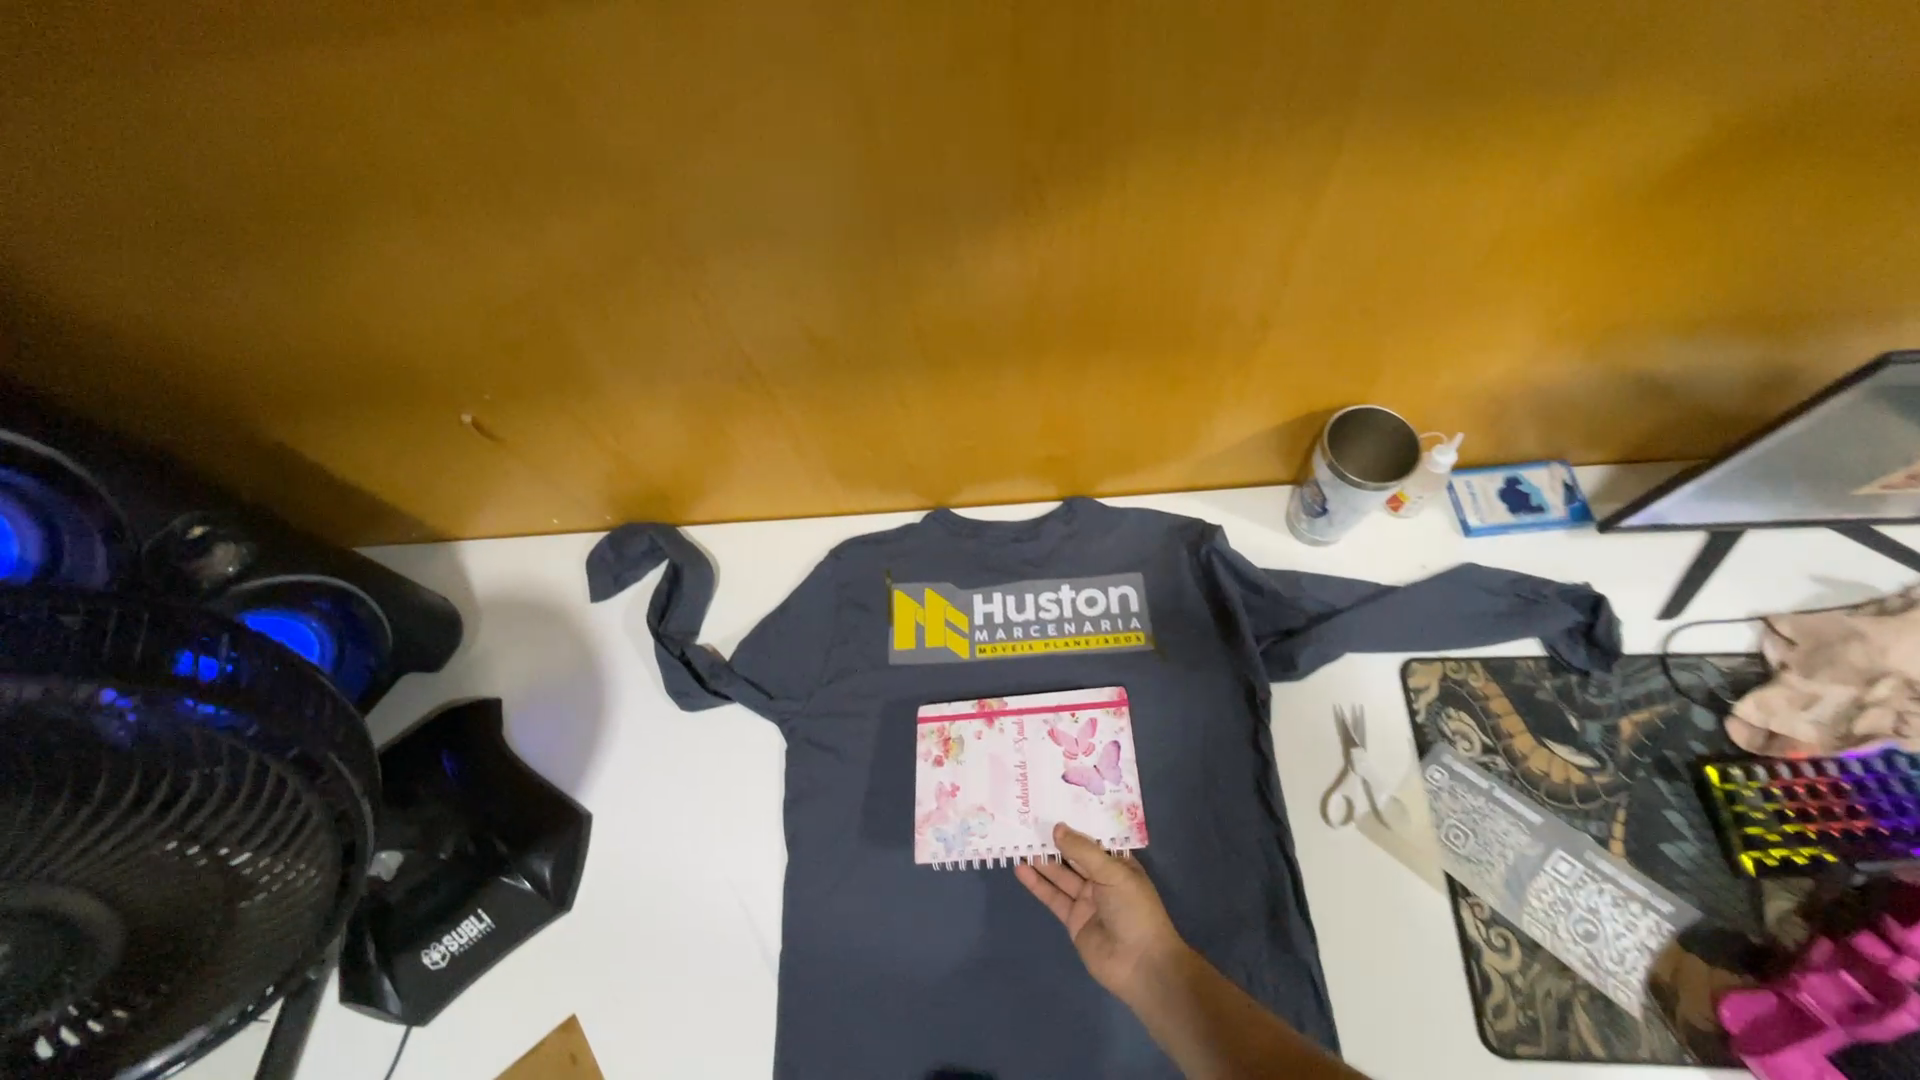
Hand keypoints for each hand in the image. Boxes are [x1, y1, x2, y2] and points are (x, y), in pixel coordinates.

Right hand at [1015, 823, 1187, 1001]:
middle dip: (1055, 842)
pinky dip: (1037, 884)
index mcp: (1119, 864)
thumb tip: (1057, 828)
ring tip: (1019, 842)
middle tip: (1028, 822)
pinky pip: (1053, 897)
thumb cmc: (1135, 910)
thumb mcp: (1113, 873)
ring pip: (1060, 875)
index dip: (1076, 824)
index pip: (1094, 839)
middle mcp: (1103, 879)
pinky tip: (1021, 869)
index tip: (1053, 806)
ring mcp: (1087, 900)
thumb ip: (1083, 851)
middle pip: (1074, 856)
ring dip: (1042, 861)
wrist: (1140, 964)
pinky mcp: (1073, 919)